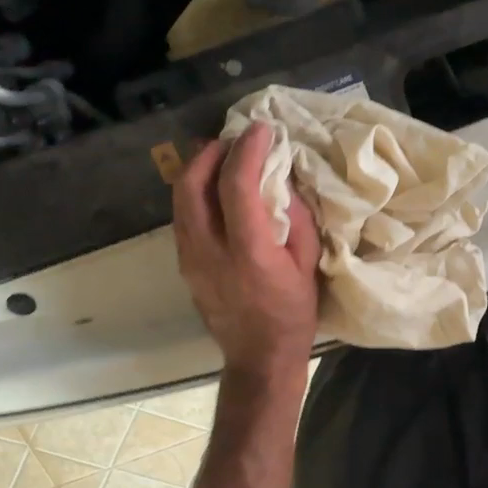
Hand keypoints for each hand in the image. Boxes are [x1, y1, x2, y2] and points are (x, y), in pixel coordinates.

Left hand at [174, 123, 320, 387]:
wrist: (258, 358)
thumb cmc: (292, 313)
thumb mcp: (307, 264)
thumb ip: (294, 219)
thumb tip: (281, 182)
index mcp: (247, 250)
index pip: (237, 184)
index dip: (248, 150)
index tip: (262, 130)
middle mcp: (210, 250)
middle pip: (192, 184)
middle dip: (210, 152)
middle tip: (234, 139)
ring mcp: (190, 259)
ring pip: (180, 199)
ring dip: (198, 169)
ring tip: (222, 156)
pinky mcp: (184, 265)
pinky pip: (183, 216)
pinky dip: (196, 192)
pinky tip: (215, 189)